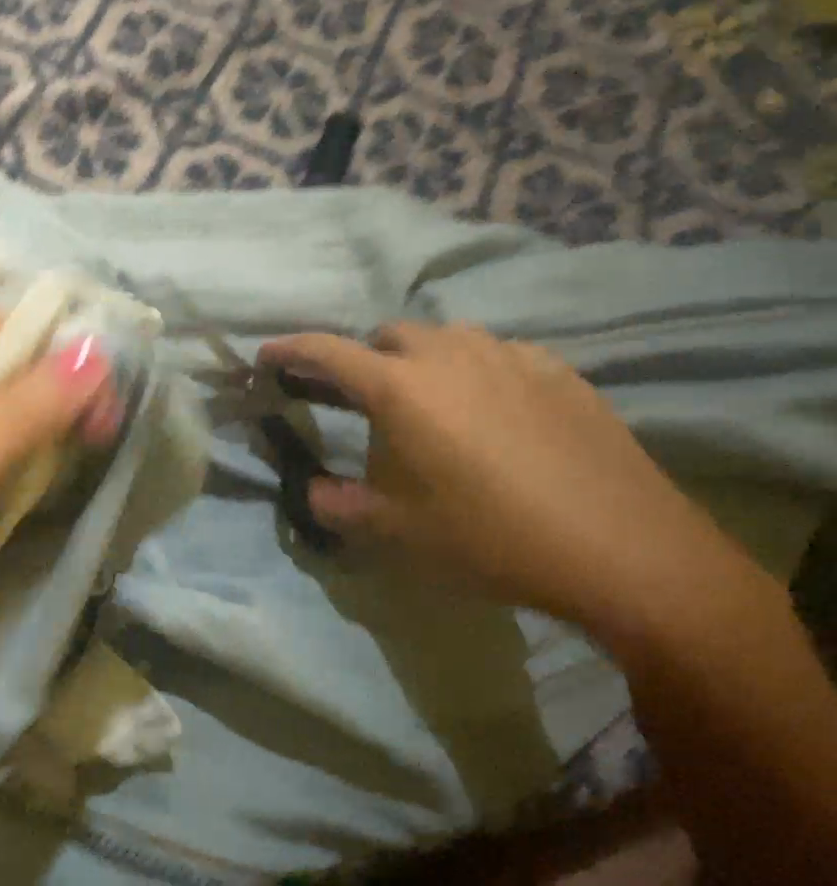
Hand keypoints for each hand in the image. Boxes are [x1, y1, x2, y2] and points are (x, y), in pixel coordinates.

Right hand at [259, 323, 748, 629]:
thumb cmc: (489, 538)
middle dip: (360, 357)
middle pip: (388, 335)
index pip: (324, 351)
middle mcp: (449, 357)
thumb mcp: (393, 531)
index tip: (264, 358)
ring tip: (422, 399)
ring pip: (446, 338)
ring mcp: (512, 359)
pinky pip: (500, 354)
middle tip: (353, 395)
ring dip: (419, 358)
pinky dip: (475, 369)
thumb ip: (336, 504)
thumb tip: (313, 489)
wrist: (626, 554)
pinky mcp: (562, 375)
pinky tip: (489, 408)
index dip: (287, 351)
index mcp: (398, 388)